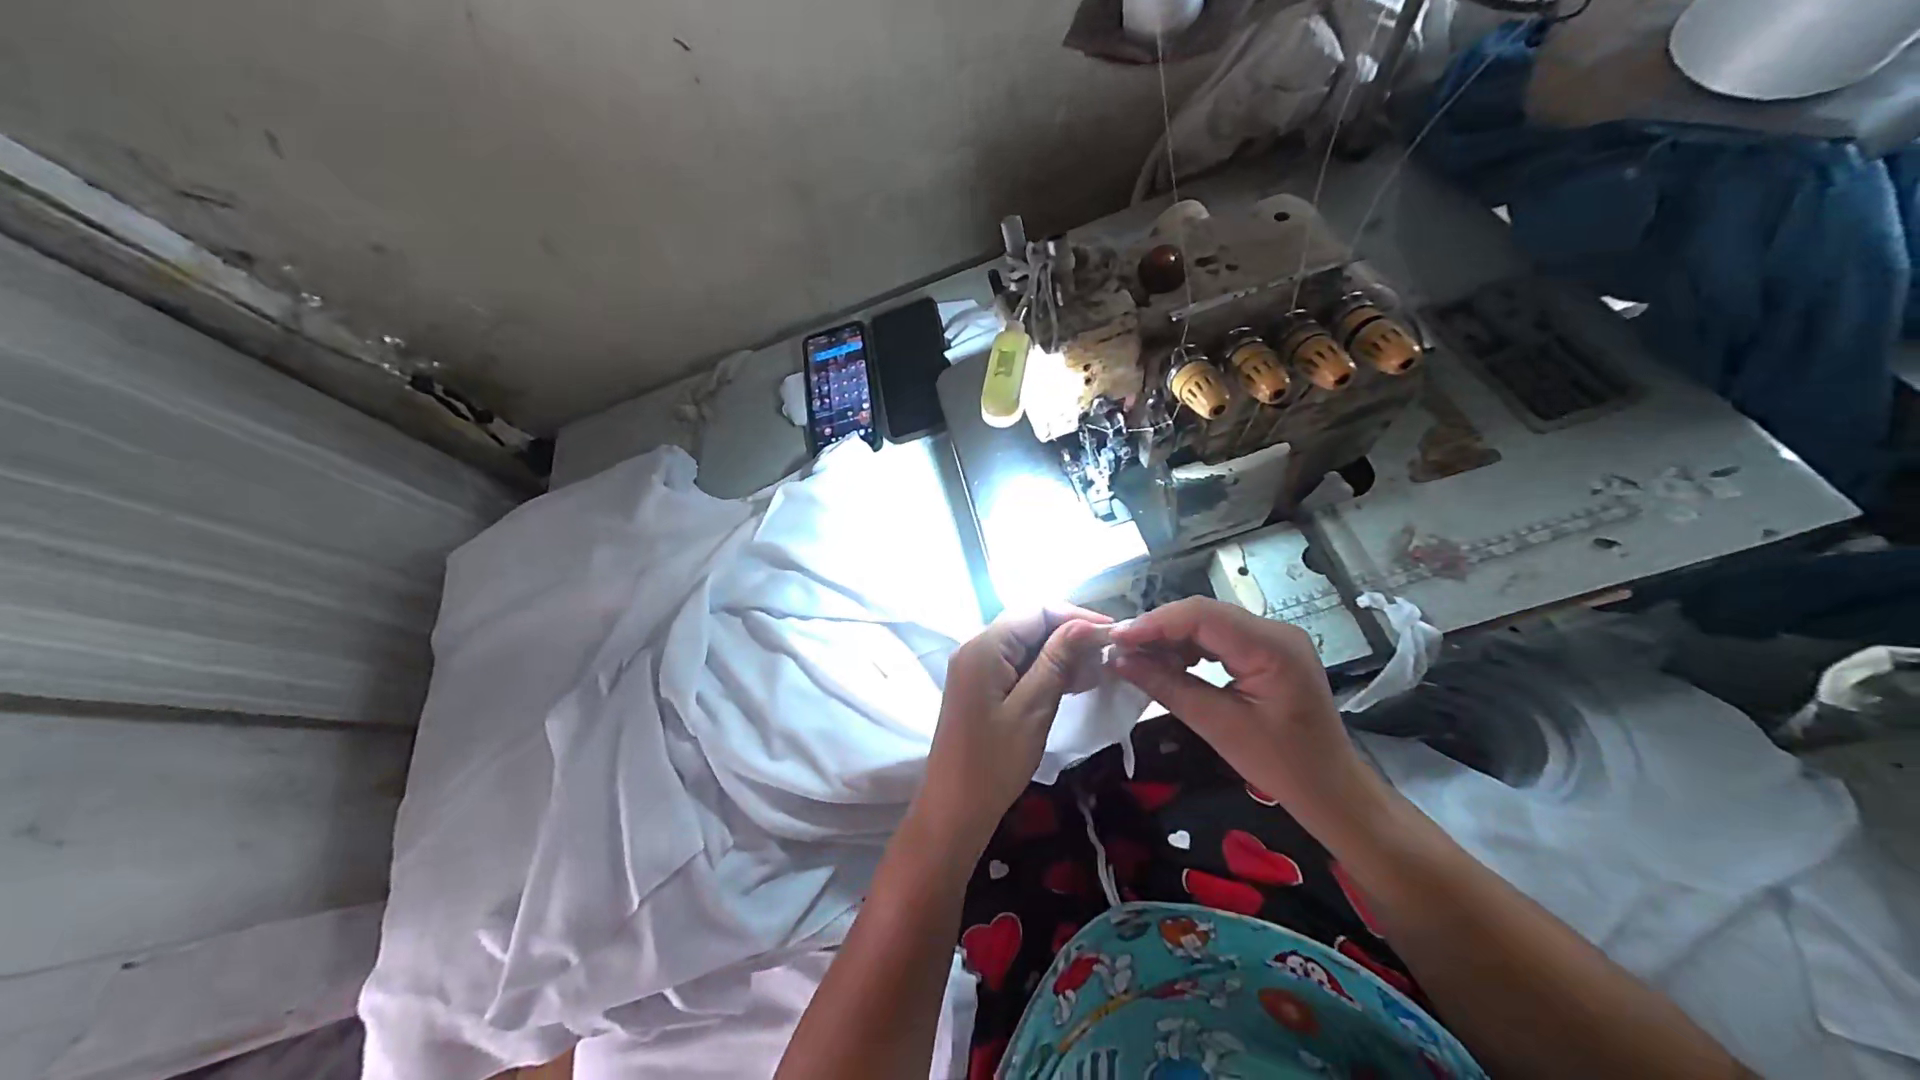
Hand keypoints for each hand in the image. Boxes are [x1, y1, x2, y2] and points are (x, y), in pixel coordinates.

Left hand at [918, 606, 1110, 850]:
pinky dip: (1044, 669)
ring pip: (1024, 644)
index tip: (1112, 632)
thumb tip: (1085, 624)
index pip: (1035, 610)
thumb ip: (1057, 661)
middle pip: (1028, 623)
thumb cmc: (994, 761)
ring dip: (1059, 652)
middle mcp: (975, 648)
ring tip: (1097, 668)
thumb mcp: (1033, 709)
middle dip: (1069, 632)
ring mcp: (975, 668)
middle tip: (1107, 652)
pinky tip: (1072, 682)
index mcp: (983, 647)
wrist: (955, 808)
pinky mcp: (980, 687)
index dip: (1075, 616)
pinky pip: (1016, 664)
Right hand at [1108, 597, 1379, 828]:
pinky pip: (1219, 639)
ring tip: (1135, 658)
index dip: (1154, 623)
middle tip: (1118, 648)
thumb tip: (1119, 661)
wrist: (1331, 791)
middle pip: (1203, 614)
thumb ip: (1167, 687)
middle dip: (1157, 629)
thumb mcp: (1218, 726)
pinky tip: (1166, 664)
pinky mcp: (1266, 653)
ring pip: (1207, 624)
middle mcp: (1275, 631)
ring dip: (1170, 639)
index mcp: (1272, 646)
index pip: (1202, 615)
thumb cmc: (1282, 765)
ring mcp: (1272, 640)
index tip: (1116, 640)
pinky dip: (1188, 649)